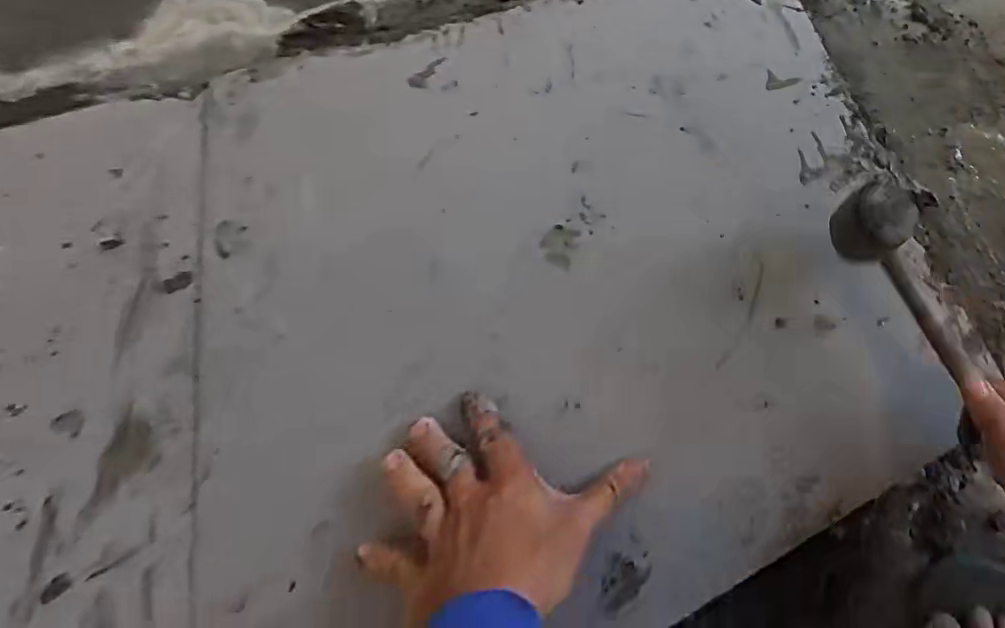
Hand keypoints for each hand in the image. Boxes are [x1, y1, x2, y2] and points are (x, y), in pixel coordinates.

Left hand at [358, 392, 649, 624]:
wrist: (487, 621)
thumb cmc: (537, 566)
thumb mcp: (581, 525)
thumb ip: (609, 491)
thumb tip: (643, 463)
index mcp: (509, 485)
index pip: (498, 443)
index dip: (486, 420)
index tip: (472, 399)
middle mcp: (471, 502)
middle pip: (451, 466)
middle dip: (437, 443)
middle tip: (417, 423)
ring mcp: (441, 539)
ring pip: (419, 502)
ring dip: (404, 481)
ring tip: (388, 459)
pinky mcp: (420, 575)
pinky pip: (397, 564)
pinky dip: (379, 558)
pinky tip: (362, 551)